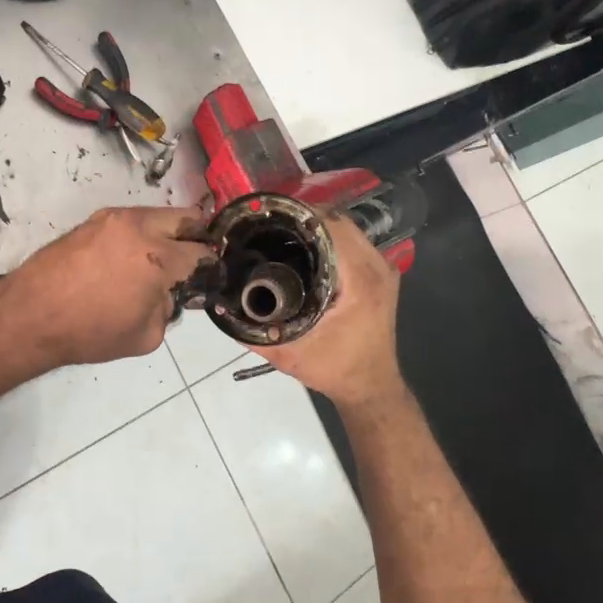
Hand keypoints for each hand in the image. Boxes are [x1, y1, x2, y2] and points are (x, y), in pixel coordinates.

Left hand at [0, 207, 214, 367]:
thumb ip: (166, 309)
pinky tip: (128, 259)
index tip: (209, 274)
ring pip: (156, 215)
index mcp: (157, 258)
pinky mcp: (92, 220)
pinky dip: (138, 234)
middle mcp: (139, 228)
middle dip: (195, 236)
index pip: (200, 252)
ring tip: (157, 260)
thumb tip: (164, 294)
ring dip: (165, 233)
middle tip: (193, 258)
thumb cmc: (89, 332)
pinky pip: (129, 221)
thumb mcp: (145, 336)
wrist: (30, 315)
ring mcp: (113, 219)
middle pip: (185, 219)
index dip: (210, 264)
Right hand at [251, 212, 403, 409]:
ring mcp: (382, 266)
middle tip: (267, 222)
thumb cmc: (335, 370)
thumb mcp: (290, 354)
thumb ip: (253, 332)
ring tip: (280, 229)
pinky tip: (302, 244)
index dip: (297, 215)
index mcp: (360, 281)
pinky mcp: (379, 271)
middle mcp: (376, 266)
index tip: (266, 216)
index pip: (331, 227)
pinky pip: (352, 239)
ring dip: (315, 224)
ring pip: (346, 227)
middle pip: (338, 221)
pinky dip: (328, 235)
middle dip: (301, 216)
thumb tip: (221, 305)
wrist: (371, 387)